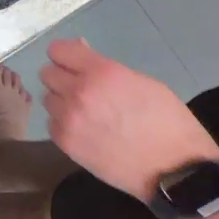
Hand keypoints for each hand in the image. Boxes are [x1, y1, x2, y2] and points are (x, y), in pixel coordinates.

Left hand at [40, 40, 218, 200]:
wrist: (171, 167)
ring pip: (48, 98)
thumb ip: (106, 69)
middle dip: (62, 77)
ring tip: (87, 112)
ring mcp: (66, 118)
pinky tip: (85, 130)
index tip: (72, 60)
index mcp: (102, 74)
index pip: (58, 50)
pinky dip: (63, 123)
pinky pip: (51, 122)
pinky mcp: (62, 140)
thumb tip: (82, 53)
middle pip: (47, 74)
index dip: (64, 54)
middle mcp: (78, 93)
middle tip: (81, 88)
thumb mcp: (143, 83)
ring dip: (62, 101)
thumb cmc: (167, 121)